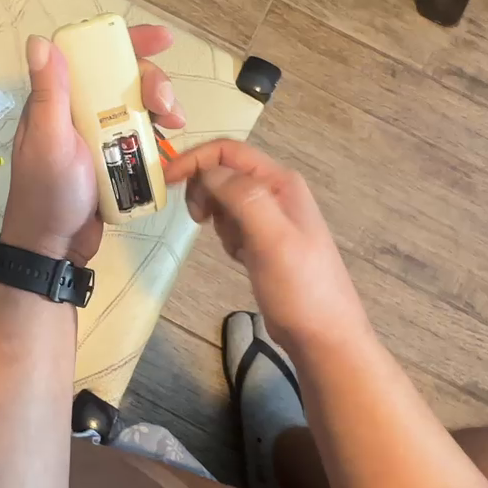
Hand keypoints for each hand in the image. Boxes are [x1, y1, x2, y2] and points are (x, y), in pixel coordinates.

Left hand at [0, 25, 183, 264]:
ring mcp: (95, 135)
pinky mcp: (110, 158)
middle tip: (166, 103)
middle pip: (121, 78)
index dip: (126, 43)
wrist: (54, 247)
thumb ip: (49, 93)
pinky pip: (139, 134)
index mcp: (56, 101)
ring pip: (134, 104)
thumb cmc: (48, 193)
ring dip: (160, 105)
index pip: (91, 57)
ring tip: (174, 121)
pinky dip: (156, 131)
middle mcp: (76, 112)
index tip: (162, 39)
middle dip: (151, 81)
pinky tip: (169, 139)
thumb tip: (40, 41)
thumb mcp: (49, 140)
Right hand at [162, 139, 365, 349]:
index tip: (165, 181)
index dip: (194, 160)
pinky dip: (225, 235)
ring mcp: (269, 215)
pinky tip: (239, 256)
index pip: (227, 152)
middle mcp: (275, 191)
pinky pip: (230, 223)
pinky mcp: (262, 238)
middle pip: (222, 171)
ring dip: (216, 217)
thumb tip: (208, 172)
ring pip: (223, 198)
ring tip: (234, 246)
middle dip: (203, 190)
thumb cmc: (300, 288)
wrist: (321, 335)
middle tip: (198, 220)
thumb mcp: (272, 239)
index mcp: (280, 182)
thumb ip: (242, 197)